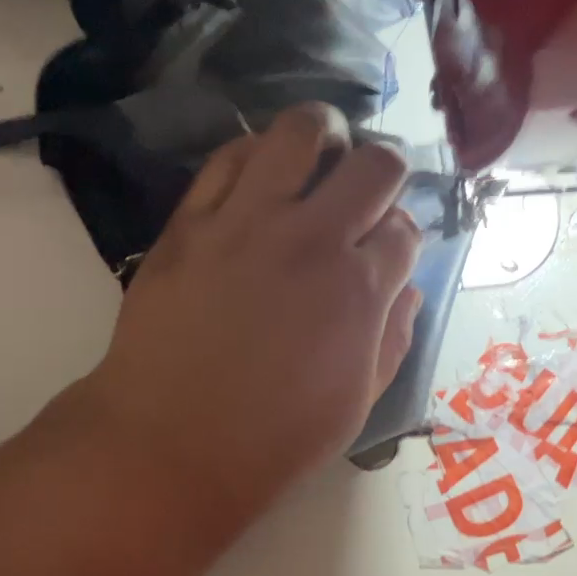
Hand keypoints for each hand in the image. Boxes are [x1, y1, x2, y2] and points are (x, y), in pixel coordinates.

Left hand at [0, 103, 422, 575]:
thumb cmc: (270, 439)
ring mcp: (246, 223)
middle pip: (373, 166)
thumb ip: (391, 338)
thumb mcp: (356, 404)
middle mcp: (311, 240)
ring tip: (320, 149)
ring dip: (323, 132)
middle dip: (384, 170)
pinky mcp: (191, 222)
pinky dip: (253, 152)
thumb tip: (407, 288)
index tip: (388, 246)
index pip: (406, 229)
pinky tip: (259, 167)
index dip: (404, 232)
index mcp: (360, 290)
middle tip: (366, 188)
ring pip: (299, 133)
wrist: (168, 444)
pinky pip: (228, 158)